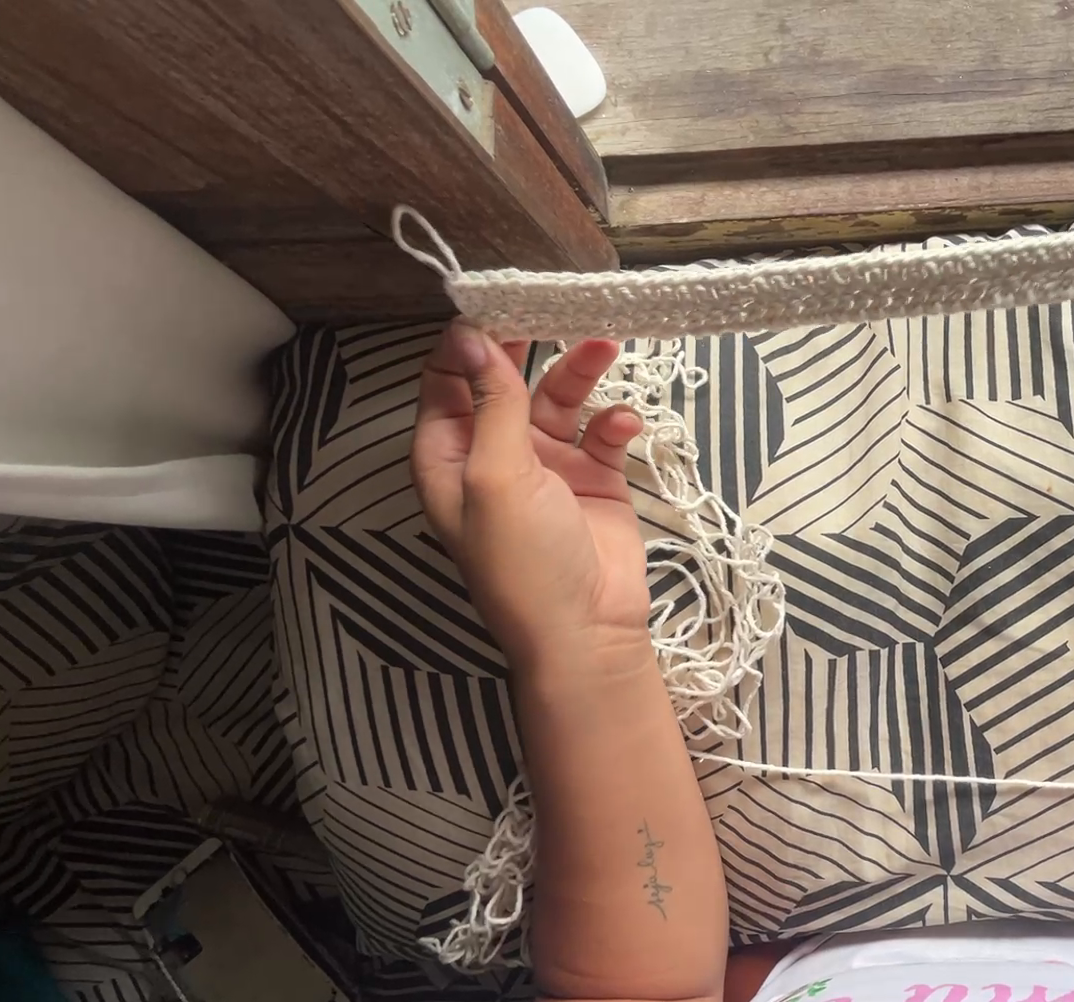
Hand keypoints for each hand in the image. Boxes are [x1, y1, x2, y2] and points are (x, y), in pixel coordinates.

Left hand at [411, 322, 650, 660]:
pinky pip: (603, 435)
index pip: (450, 381)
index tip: (500, 303)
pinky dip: (614, 424)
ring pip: (562, 402)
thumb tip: (472, 336)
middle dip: (532, 347)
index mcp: (452, 456)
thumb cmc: (525, 559)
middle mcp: (498, 455)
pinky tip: (623, 426)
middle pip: (510, 384)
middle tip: (559, 308)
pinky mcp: (597, 479)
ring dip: (581, 374)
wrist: (588, 626)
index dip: (470, 342)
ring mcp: (551, 467)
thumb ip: (493, 405)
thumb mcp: (498, 477)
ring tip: (607, 345)